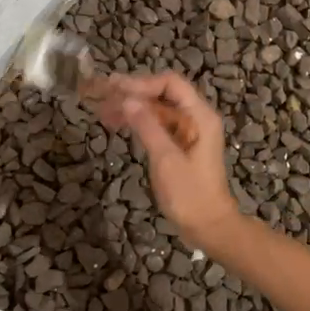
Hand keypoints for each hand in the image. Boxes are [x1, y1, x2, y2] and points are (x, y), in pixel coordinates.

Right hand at [99, 72, 239, 247]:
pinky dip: (137, 122)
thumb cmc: (190, 194)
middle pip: (162, 94)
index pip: (170, 84)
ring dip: (131, 107)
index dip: (141, 83)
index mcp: (200, 116)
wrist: (209, 227)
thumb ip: (147, 127)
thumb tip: (127, 99)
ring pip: (157, 109)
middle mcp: (196, 117)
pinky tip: (116, 123)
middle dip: (132, 93)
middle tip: (100, 93)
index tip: (114, 89)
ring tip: (101, 109)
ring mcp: (188, 131)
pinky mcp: (179, 145)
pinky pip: (157, 125)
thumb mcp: (166, 159)